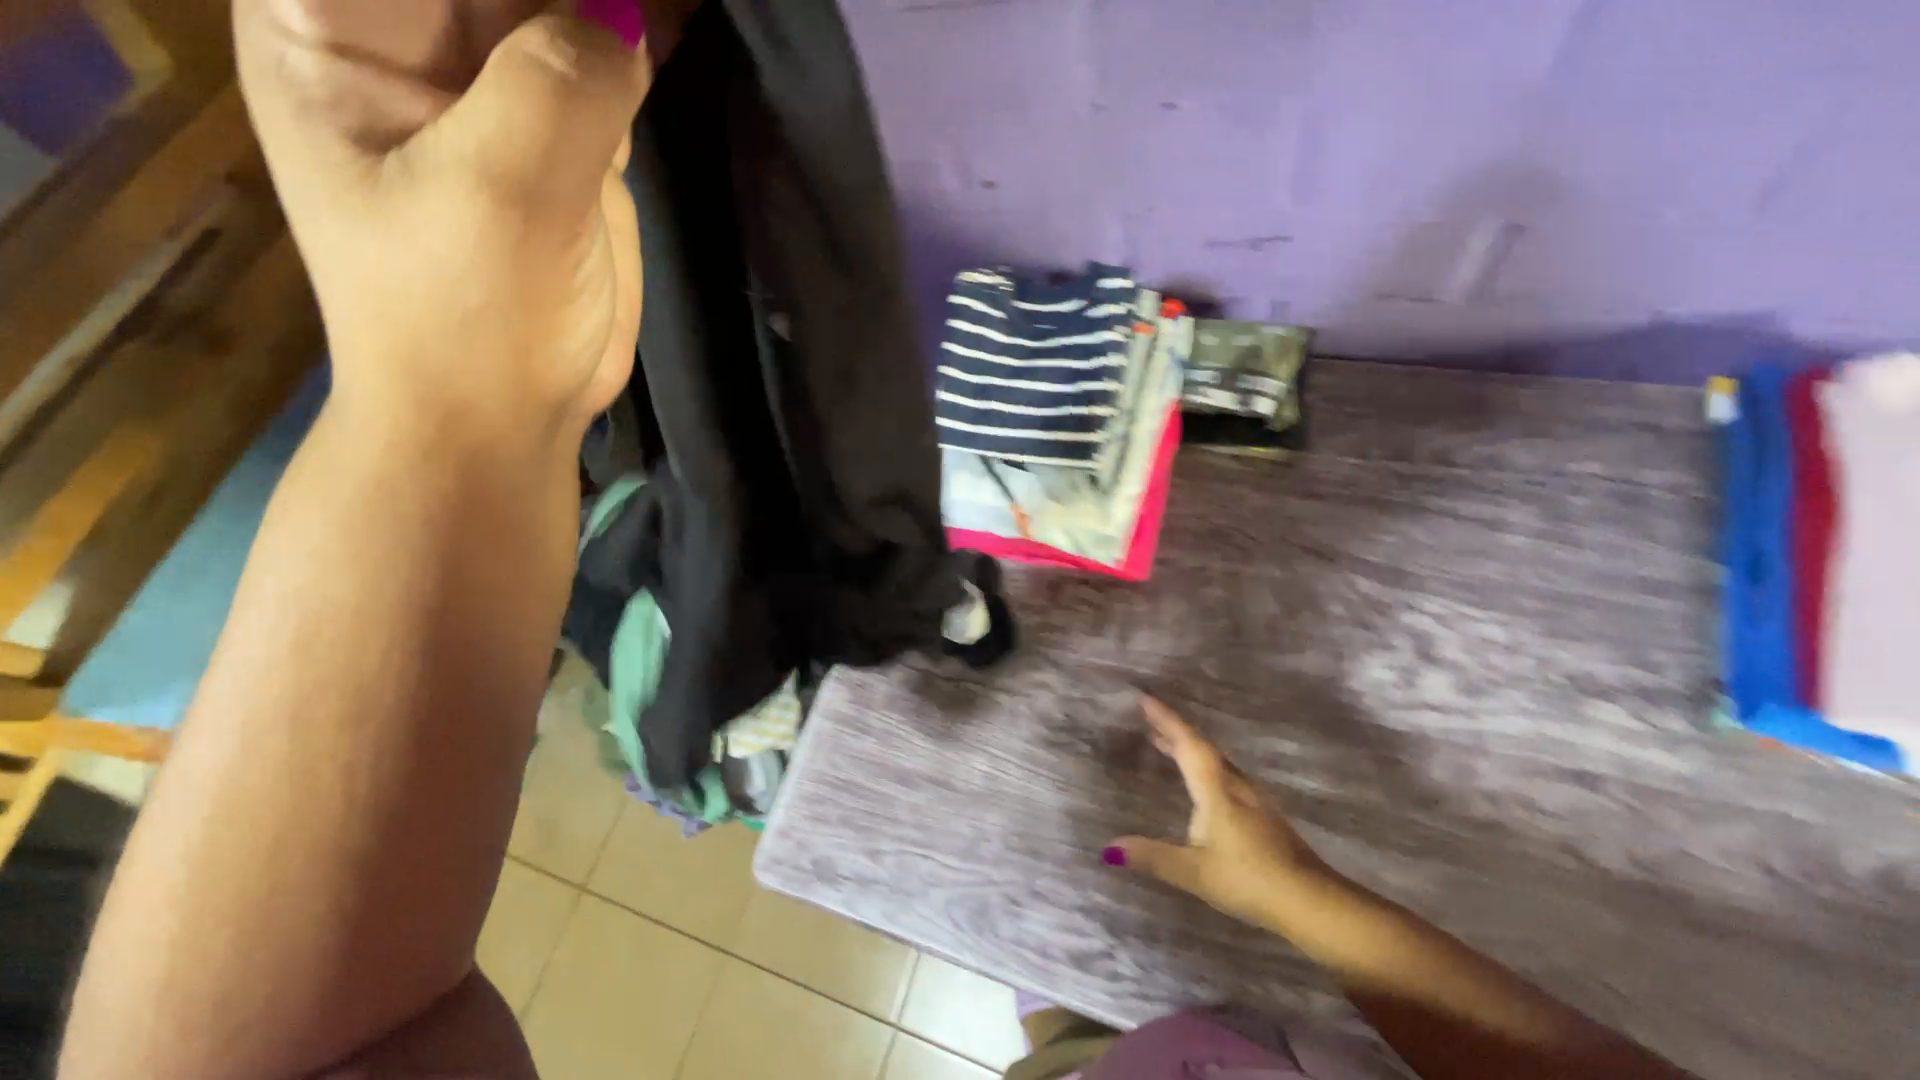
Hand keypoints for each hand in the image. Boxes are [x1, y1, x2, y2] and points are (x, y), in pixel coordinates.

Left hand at [234, 0, 650, 435]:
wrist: (503, 418)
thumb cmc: (467, 317)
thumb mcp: (504, 193)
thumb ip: (563, 83)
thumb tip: (625, 16)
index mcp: (330, 29)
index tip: (558, 16)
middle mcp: (404, 40)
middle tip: (617, 25)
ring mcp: (485, 87)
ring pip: (551, 4)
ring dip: (598, 18)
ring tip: (656, 26)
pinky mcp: (553, 136)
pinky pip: (598, 59)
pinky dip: (630, 52)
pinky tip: (664, 41)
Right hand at [1106, 696, 1334, 927]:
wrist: (1311, 901)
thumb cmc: (1249, 880)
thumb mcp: (1195, 873)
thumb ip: (1153, 857)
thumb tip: (1109, 848)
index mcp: (1217, 791)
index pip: (1188, 746)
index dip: (1166, 721)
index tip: (1145, 698)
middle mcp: (1237, 787)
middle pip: (1204, 750)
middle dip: (1175, 733)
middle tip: (1149, 721)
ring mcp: (1255, 801)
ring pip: (1218, 764)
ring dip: (1191, 751)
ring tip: (1168, 747)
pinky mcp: (1265, 817)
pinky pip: (1227, 778)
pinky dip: (1206, 770)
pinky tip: (1204, 788)